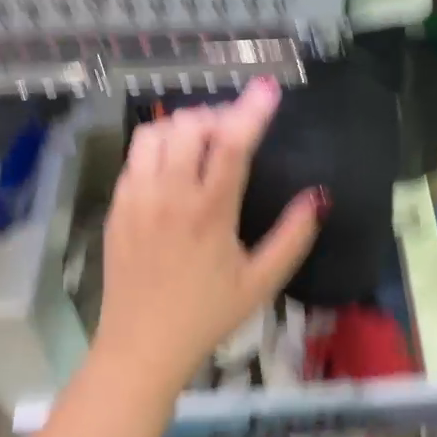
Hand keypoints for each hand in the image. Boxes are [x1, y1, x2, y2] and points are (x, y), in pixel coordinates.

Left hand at [94, 78, 323, 390]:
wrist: (141, 348)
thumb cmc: (207, 316)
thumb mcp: (261, 283)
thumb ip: (293, 236)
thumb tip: (319, 195)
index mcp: (208, 213)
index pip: (232, 144)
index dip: (252, 109)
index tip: (268, 87)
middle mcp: (168, 195)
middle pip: (189, 125)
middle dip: (217, 115)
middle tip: (235, 131)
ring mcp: (136, 198)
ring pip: (155, 132)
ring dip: (183, 126)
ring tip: (203, 143)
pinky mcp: (116, 206)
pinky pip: (135, 156)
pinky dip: (158, 146)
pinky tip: (174, 167)